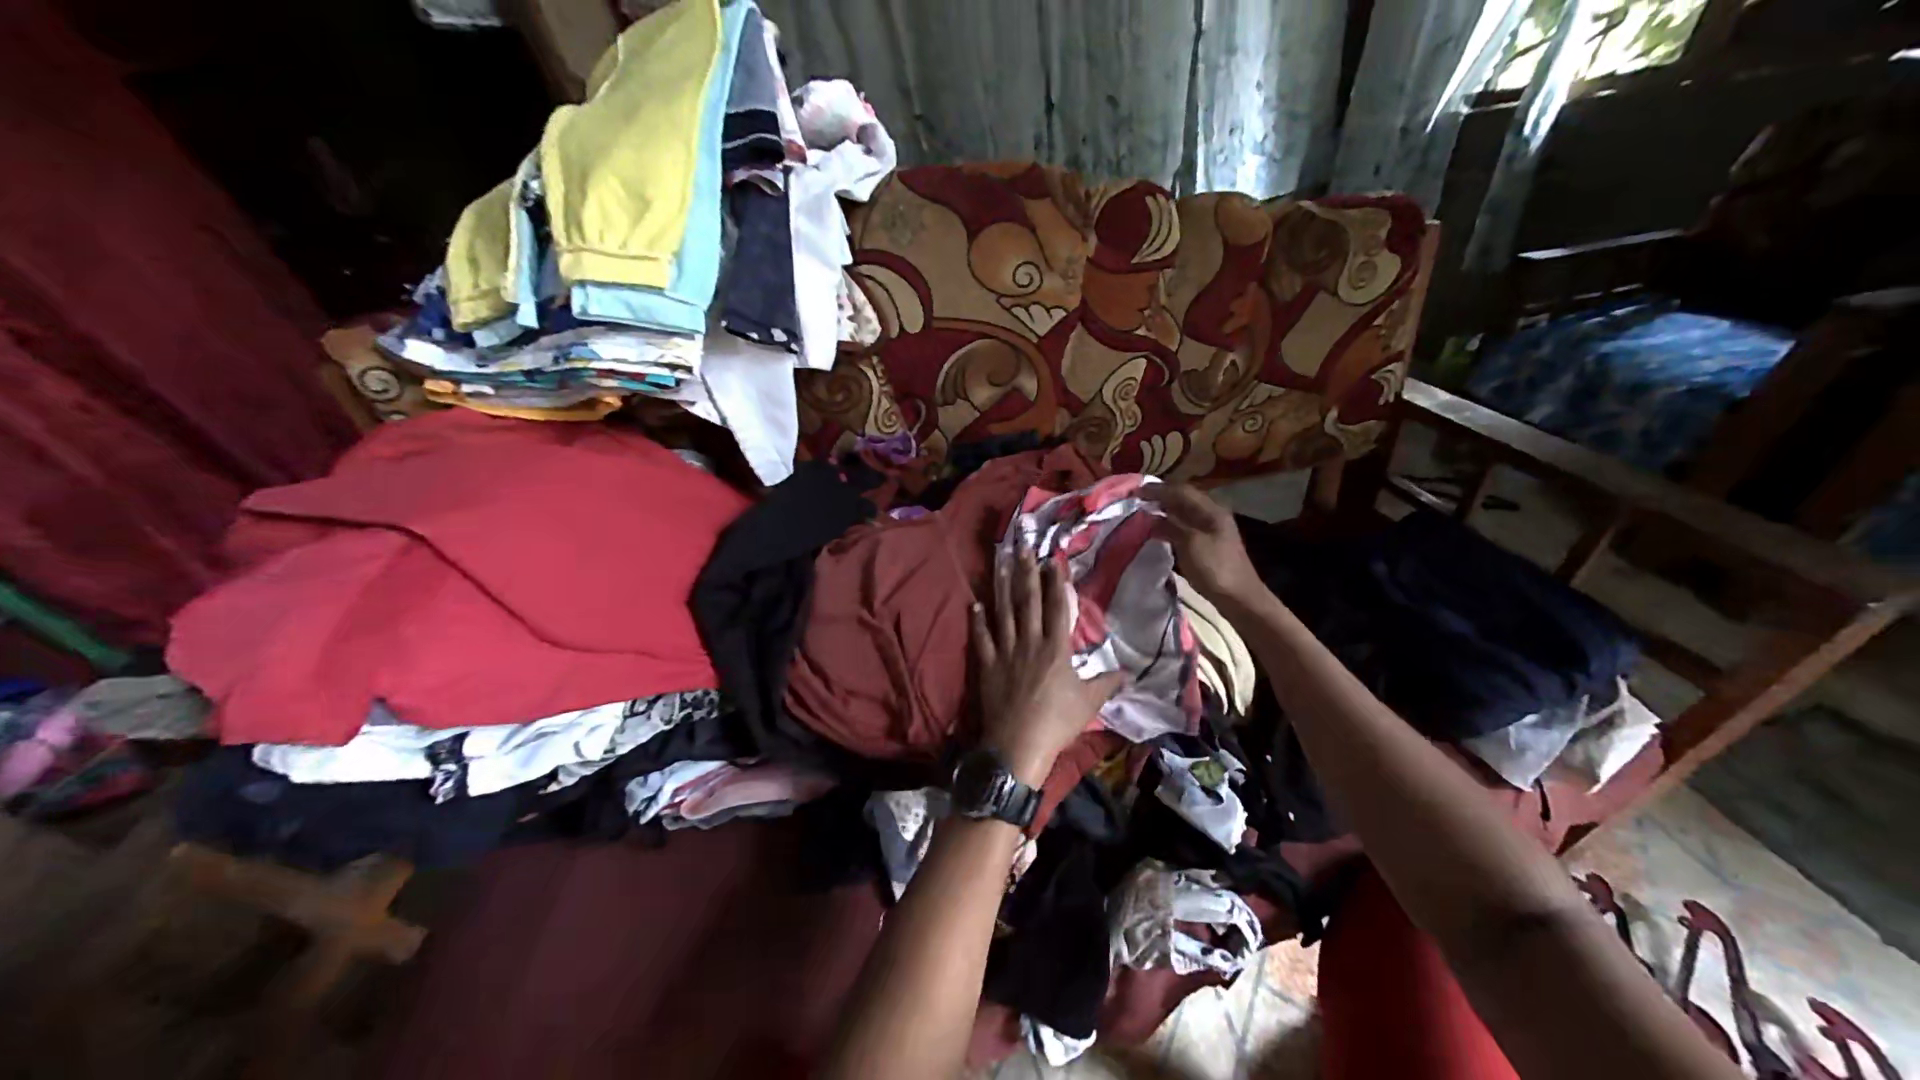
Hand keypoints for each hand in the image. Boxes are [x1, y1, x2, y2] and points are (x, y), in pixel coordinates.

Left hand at [971, 545, 1126, 785]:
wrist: (1018, 744)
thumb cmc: (1057, 722)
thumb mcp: (1089, 703)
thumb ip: (1107, 683)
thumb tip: (1128, 673)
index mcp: (1056, 648)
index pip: (1057, 607)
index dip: (1055, 582)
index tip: (1052, 560)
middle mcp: (1030, 642)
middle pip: (1028, 601)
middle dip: (1026, 572)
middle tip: (1022, 548)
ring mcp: (1006, 651)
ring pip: (1004, 612)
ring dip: (1001, 586)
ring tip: (1000, 563)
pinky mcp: (987, 665)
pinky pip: (981, 638)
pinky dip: (978, 621)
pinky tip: (975, 604)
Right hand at [1146, 483, 1266, 605]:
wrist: (1238, 597)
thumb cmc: (1214, 568)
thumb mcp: (1190, 543)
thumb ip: (1170, 525)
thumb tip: (1150, 516)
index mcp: (1211, 510)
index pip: (1181, 490)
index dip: (1157, 489)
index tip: (1135, 492)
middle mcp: (1212, 515)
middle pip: (1183, 499)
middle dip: (1160, 497)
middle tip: (1138, 500)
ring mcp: (1211, 529)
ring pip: (1184, 512)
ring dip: (1165, 510)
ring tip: (1144, 512)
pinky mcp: (1208, 544)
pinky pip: (1185, 526)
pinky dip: (1170, 524)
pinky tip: (1158, 530)